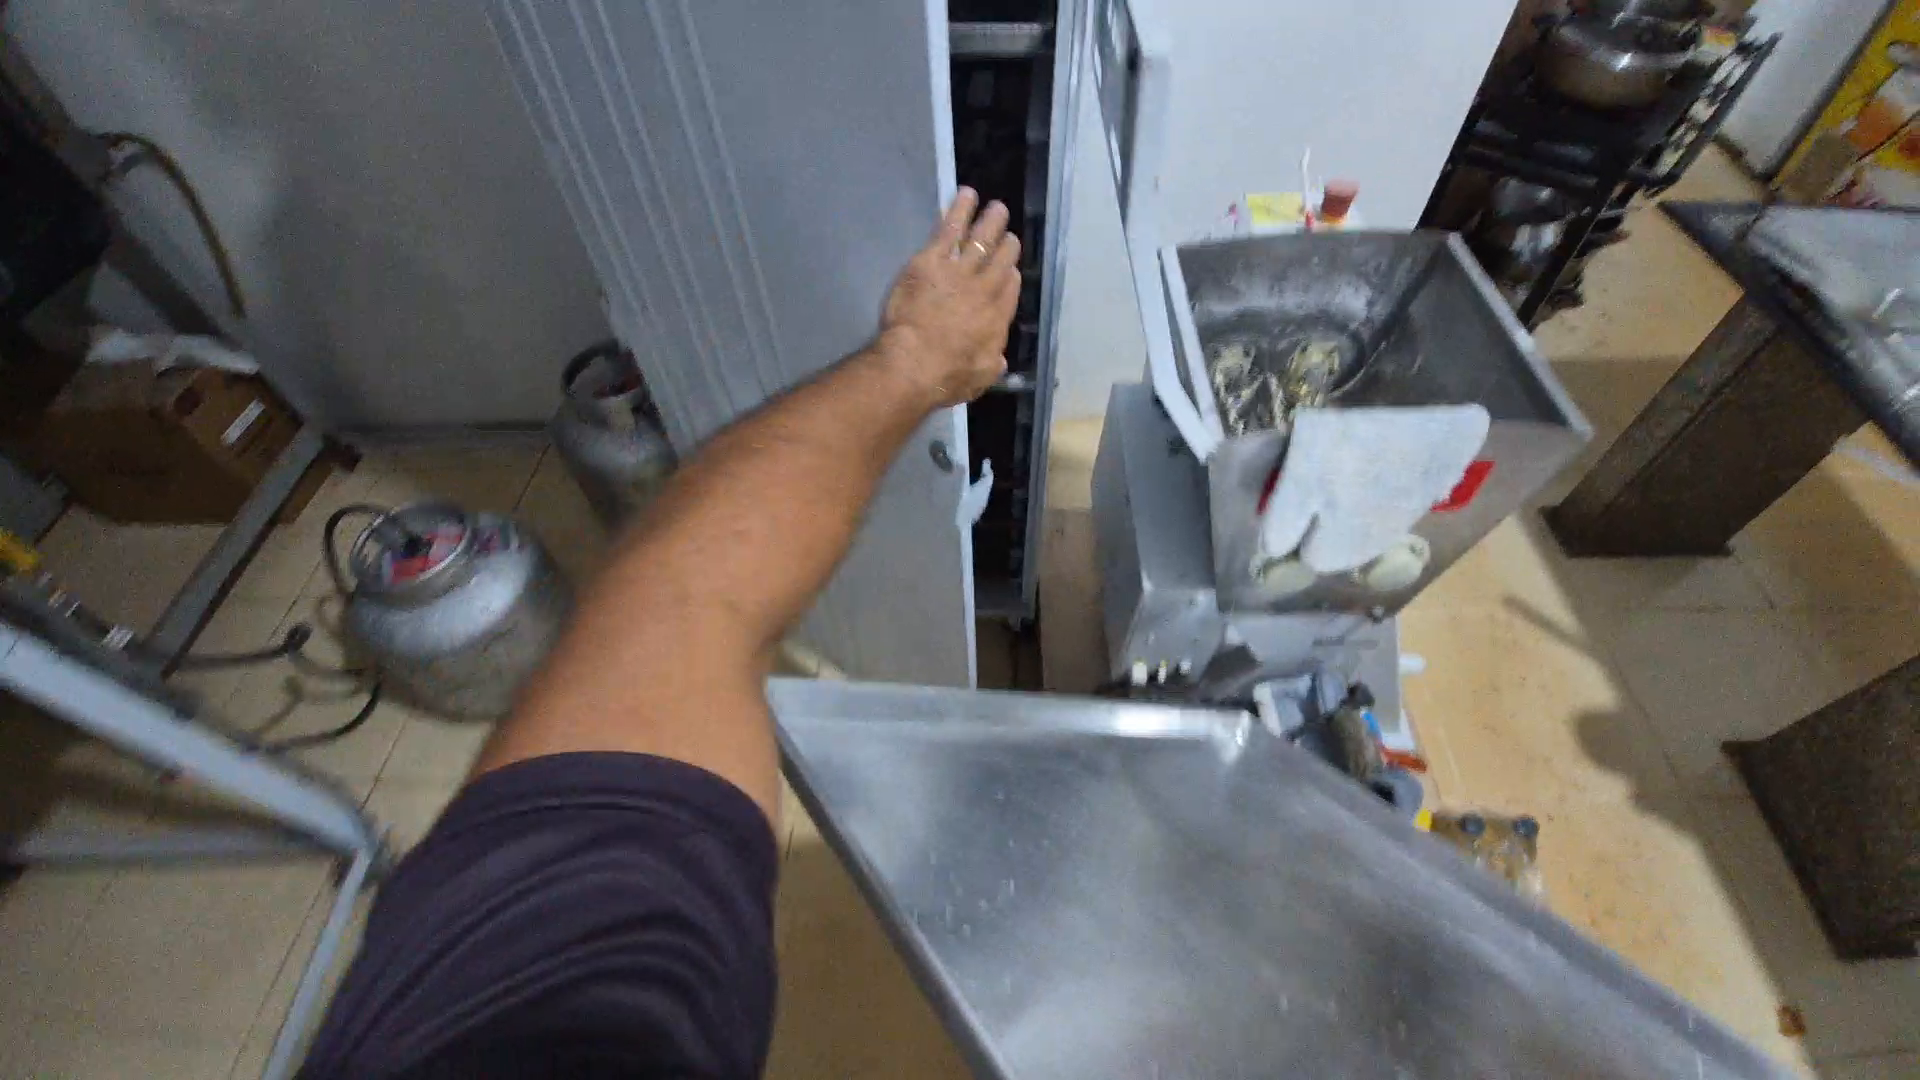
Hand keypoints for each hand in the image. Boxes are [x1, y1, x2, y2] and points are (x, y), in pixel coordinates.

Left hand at [878, 188, 1021, 406]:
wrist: (914, 362)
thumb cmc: (946, 377)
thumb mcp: (980, 378)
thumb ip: (993, 364)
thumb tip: (1001, 358)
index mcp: (996, 320)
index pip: (1009, 292)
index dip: (1011, 278)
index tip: (1012, 272)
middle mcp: (984, 290)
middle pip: (1000, 261)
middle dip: (1007, 245)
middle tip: (1009, 234)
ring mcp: (959, 272)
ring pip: (981, 240)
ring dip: (990, 221)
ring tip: (997, 208)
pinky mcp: (932, 260)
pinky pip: (950, 229)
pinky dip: (960, 210)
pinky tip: (966, 195)